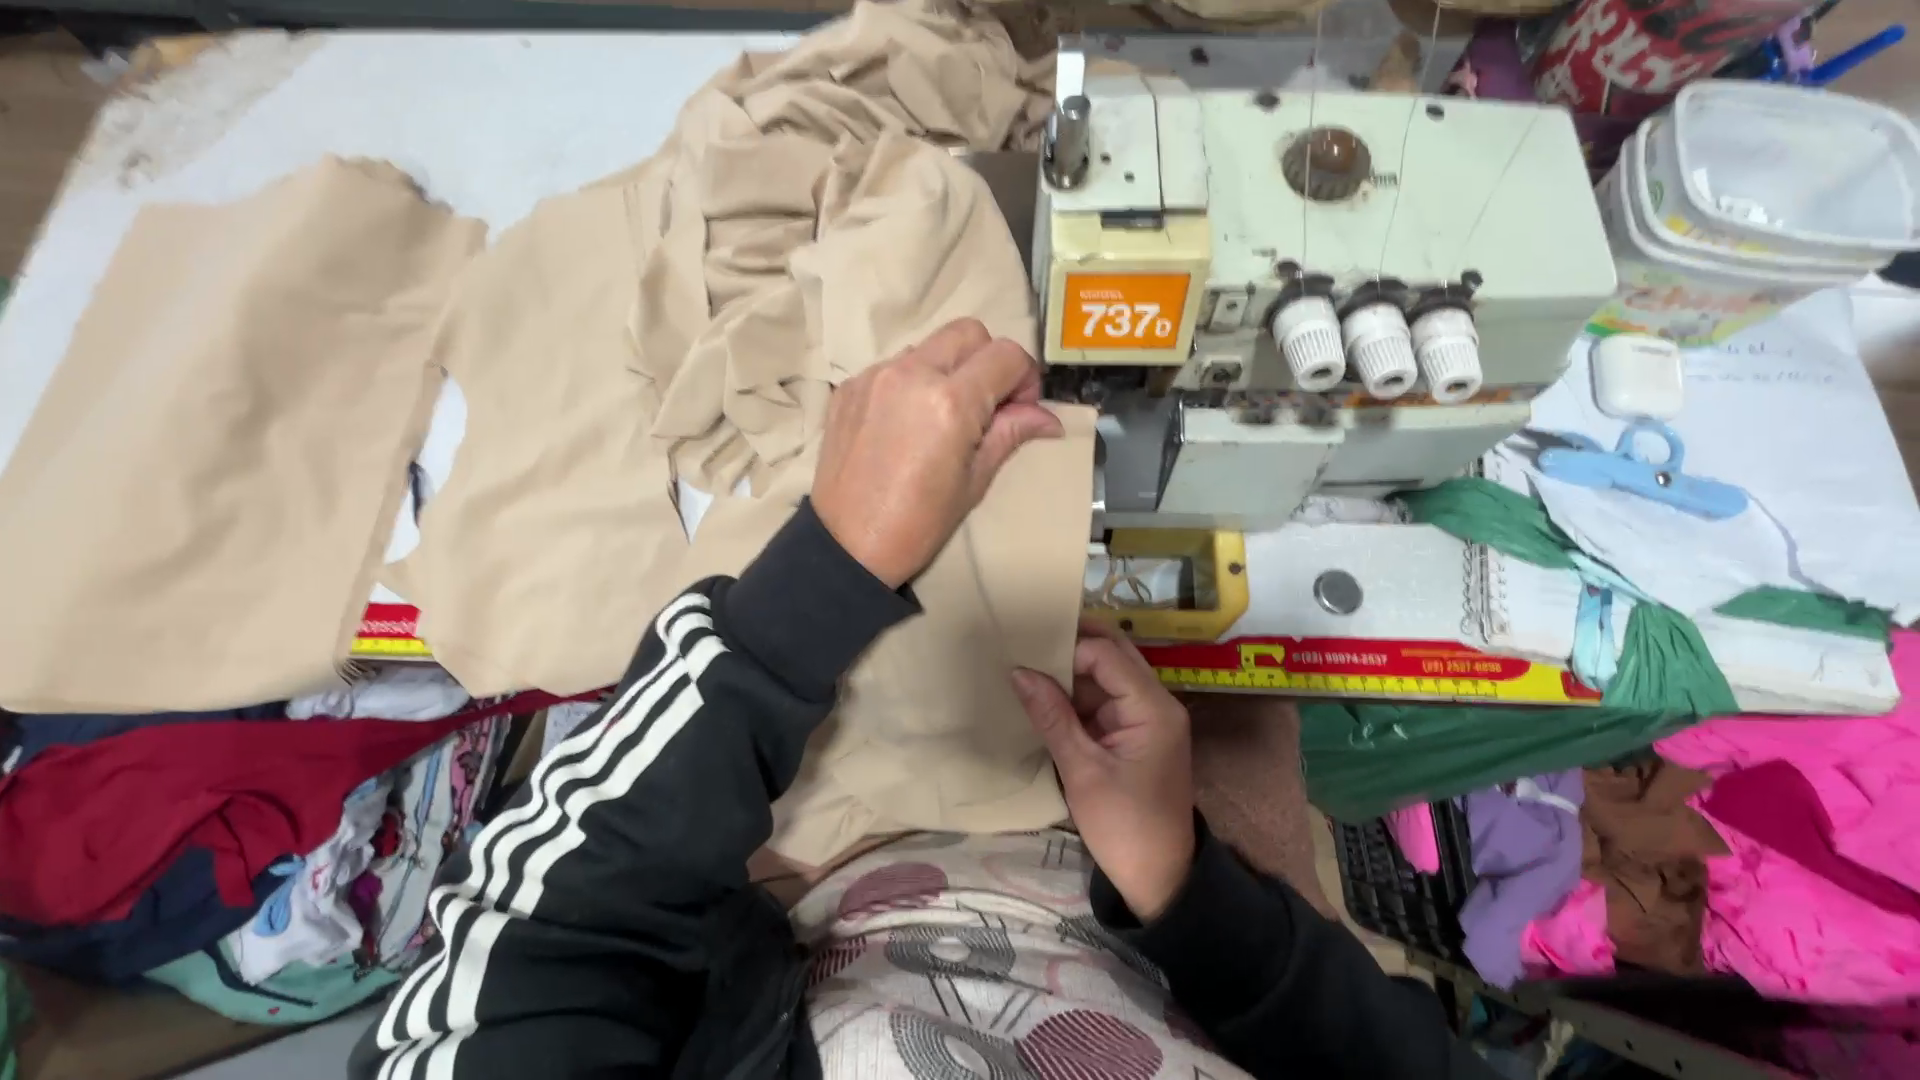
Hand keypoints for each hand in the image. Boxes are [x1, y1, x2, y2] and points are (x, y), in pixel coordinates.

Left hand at [813, 319, 1063, 588]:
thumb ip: (1010, 435)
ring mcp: (874, 376)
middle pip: (969, 333)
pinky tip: (907, 424)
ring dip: (949, 369)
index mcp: (949, 401)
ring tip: (943, 417)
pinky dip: (912, 383)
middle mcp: (911, 373)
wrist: (846, 547)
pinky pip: (894, 367)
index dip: (1024, 378)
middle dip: (988, 361)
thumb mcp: (974, 482)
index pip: (1006, 355)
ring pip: (929, 346)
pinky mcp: (848, 388)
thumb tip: (1048, 418)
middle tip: (988, 405)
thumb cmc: (918, 523)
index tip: (1020, 410)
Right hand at [1011, 619, 1195, 921]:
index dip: (1067, 649)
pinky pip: (1104, 699)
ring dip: (1071, 670)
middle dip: (1072, 645)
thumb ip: (1052, 716)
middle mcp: (1156, 703)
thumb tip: (1019, 671)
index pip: (1107, 654)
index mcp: (1153, 708)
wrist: (1159, 878)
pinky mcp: (1134, 734)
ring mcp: (1146, 718)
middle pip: (1113, 654)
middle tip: (1027, 639)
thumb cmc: (1123, 826)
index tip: (1025, 653)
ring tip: (1027, 662)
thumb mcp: (1082, 771)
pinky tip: (1044, 693)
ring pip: (1107, 675)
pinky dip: (1076, 695)